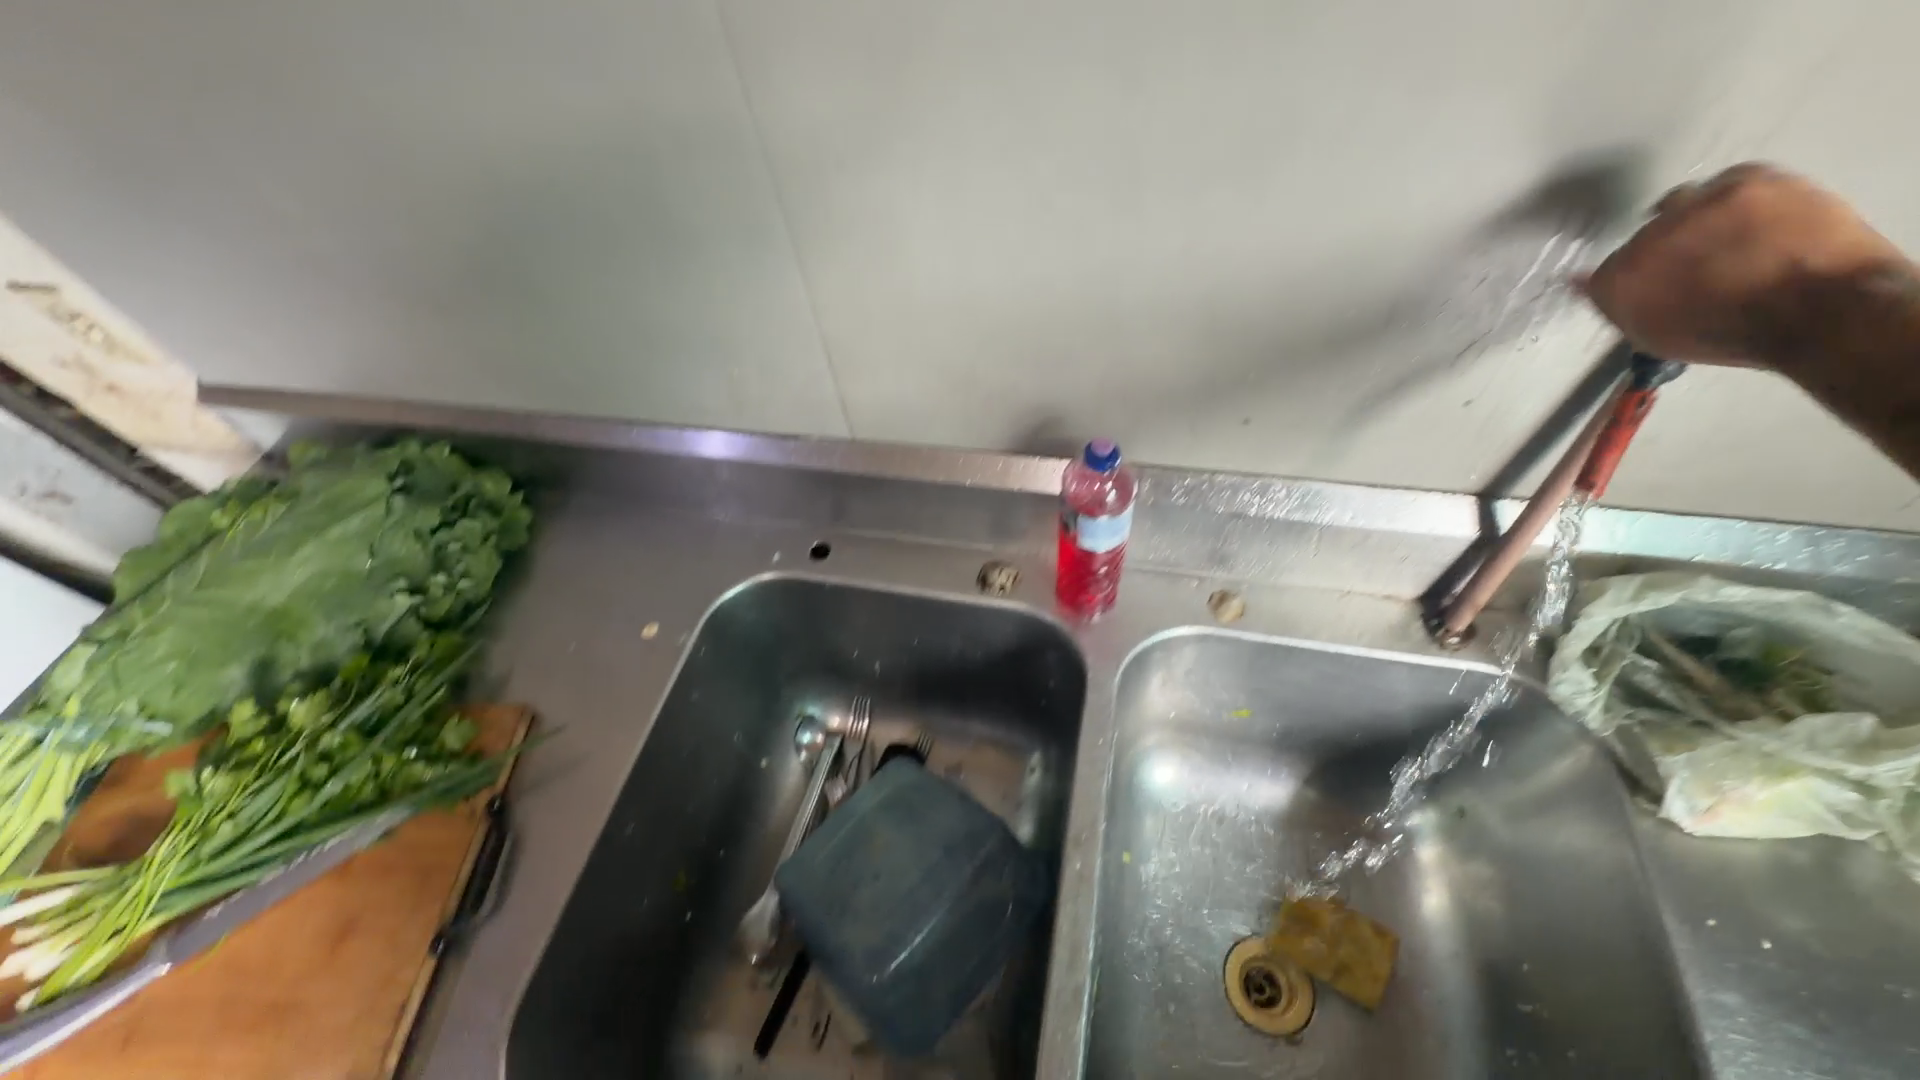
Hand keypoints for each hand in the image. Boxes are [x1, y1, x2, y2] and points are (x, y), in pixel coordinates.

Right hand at [1580, 163, 1911, 370]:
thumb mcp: (1657, 336)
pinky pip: (1728, 179)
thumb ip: (1617, 305)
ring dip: (1695, 219)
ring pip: (1680, 203)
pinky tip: (1753, 217)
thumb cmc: (1733, 335)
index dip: (1634, 279)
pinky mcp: (1745, 181)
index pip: (1604, 271)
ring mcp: (1696, 206)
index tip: (1658, 287)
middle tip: (1700, 265)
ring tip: (1727, 238)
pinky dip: (1736, 197)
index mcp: (1616, 281)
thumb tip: (1578, 281)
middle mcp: (1643, 239)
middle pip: (1643, 236)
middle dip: (1666, 249)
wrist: (1819, 309)